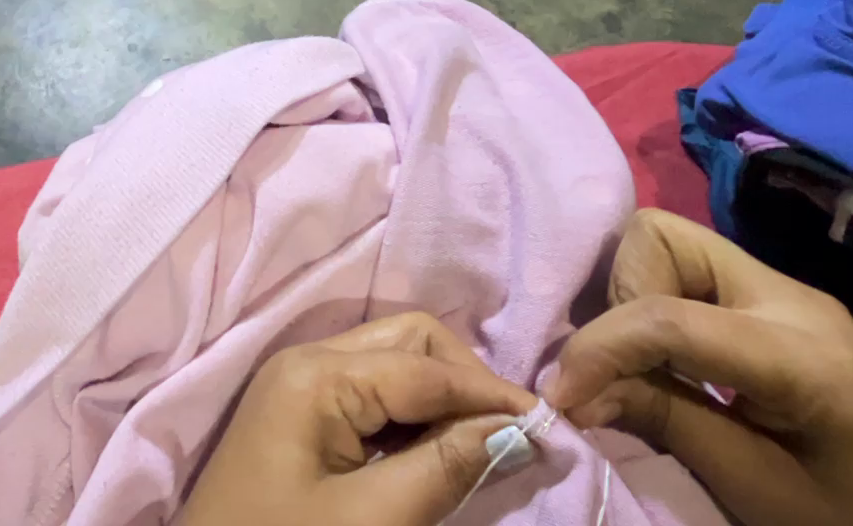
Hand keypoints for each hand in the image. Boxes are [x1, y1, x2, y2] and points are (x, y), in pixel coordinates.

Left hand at [175, 312, 537, 525]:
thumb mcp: (372, 520)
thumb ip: (446, 466)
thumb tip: (518, 430)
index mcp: (318, 373)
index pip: (424, 366)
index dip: (490, 393)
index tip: (552, 430)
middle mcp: (309, 359)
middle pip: (407, 343)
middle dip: (464, 380)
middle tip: (513, 438)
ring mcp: (300, 383)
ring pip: (391, 364)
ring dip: (441, 397)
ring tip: (486, 446)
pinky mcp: (300, 412)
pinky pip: (370, 393)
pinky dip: (411, 416)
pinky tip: (438, 451)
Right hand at [547, 209, 852, 525]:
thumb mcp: (759, 491)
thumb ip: (662, 420)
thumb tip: (570, 389)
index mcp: (803, 352)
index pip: (668, 318)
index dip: (598, 349)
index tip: (559, 396)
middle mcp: (789, 296)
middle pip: (660, 237)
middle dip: (620, 296)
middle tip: (621, 366)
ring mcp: (783, 292)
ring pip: (666, 243)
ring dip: (634, 297)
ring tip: (640, 364)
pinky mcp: (773, 301)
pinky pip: (686, 271)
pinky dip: (654, 302)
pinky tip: (664, 358)